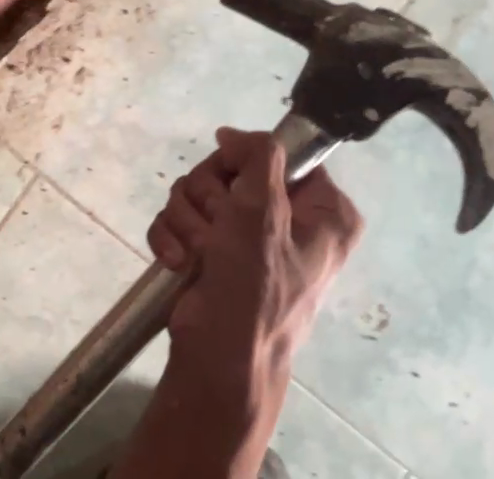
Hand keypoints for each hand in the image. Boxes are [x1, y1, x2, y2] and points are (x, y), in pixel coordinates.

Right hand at [147, 128, 363, 381]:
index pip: (278, 155)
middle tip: (215, 227)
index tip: (234, 188)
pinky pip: (177, 219)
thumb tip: (234, 134)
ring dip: (186, 220)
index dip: (245, 166)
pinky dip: (171, 237)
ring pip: (195, 193)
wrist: (220, 357)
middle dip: (207, 198)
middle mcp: (287, 220)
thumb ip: (258, 162)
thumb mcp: (264, 217)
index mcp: (322, 212)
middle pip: (227, 171)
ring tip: (197, 252)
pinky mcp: (209, 250)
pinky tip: (177, 261)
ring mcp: (245, 236)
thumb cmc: (255, 291)